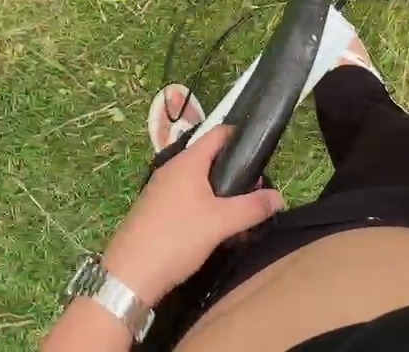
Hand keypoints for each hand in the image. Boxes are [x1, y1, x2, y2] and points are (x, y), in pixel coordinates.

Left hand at [101, 127, 282, 303]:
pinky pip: (187, 198)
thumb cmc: (177, 237)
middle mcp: (173, 168)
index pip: (219, 133)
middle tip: (254, 194)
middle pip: (210, 158)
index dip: (241, 138)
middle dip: (235, 173)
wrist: (129, 274)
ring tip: (238, 216)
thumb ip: (252, 208)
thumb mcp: (220, 223)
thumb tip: (278, 197)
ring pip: (199, 181)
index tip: (261, 154)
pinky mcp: (156, 209)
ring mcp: (161, 189)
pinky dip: (204, 206)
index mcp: (188, 161)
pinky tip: (213, 230)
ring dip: (220, 194)